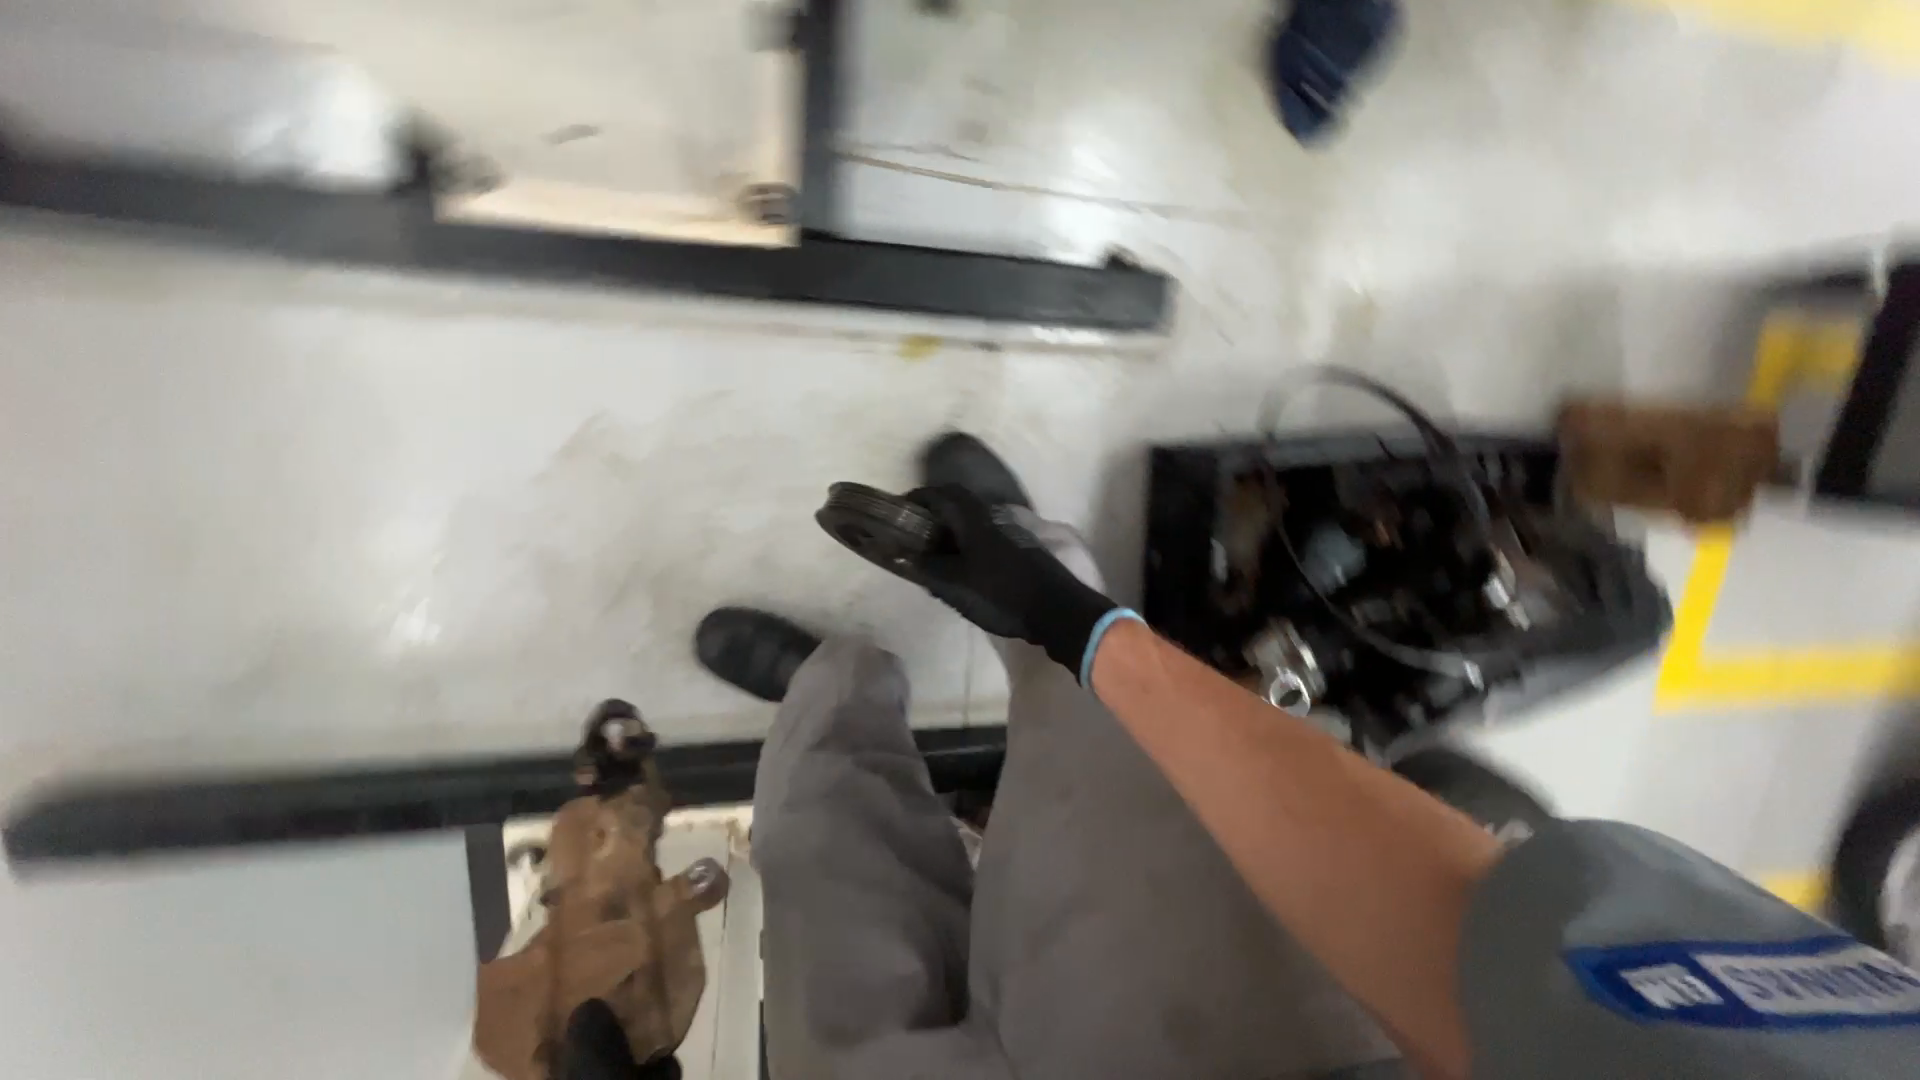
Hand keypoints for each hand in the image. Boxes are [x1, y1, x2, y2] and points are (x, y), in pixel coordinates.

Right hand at [901, 485, 1120, 675]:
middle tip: (919, 532)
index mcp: (976, 519)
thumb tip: (906, 556)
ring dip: (958, 530)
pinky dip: (974, 542)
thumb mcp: (955, 585)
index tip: (904, 506)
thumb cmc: (1001, 593)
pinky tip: (969, 564)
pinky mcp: (1027, 548)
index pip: (944, 494)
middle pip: (961, 506)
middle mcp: (996, 517)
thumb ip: (928, 568)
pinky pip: (991, 536)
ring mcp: (1015, 531)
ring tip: (941, 551)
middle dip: (938, 515)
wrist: (1057, 609)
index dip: (922, 497)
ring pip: (978, 522)